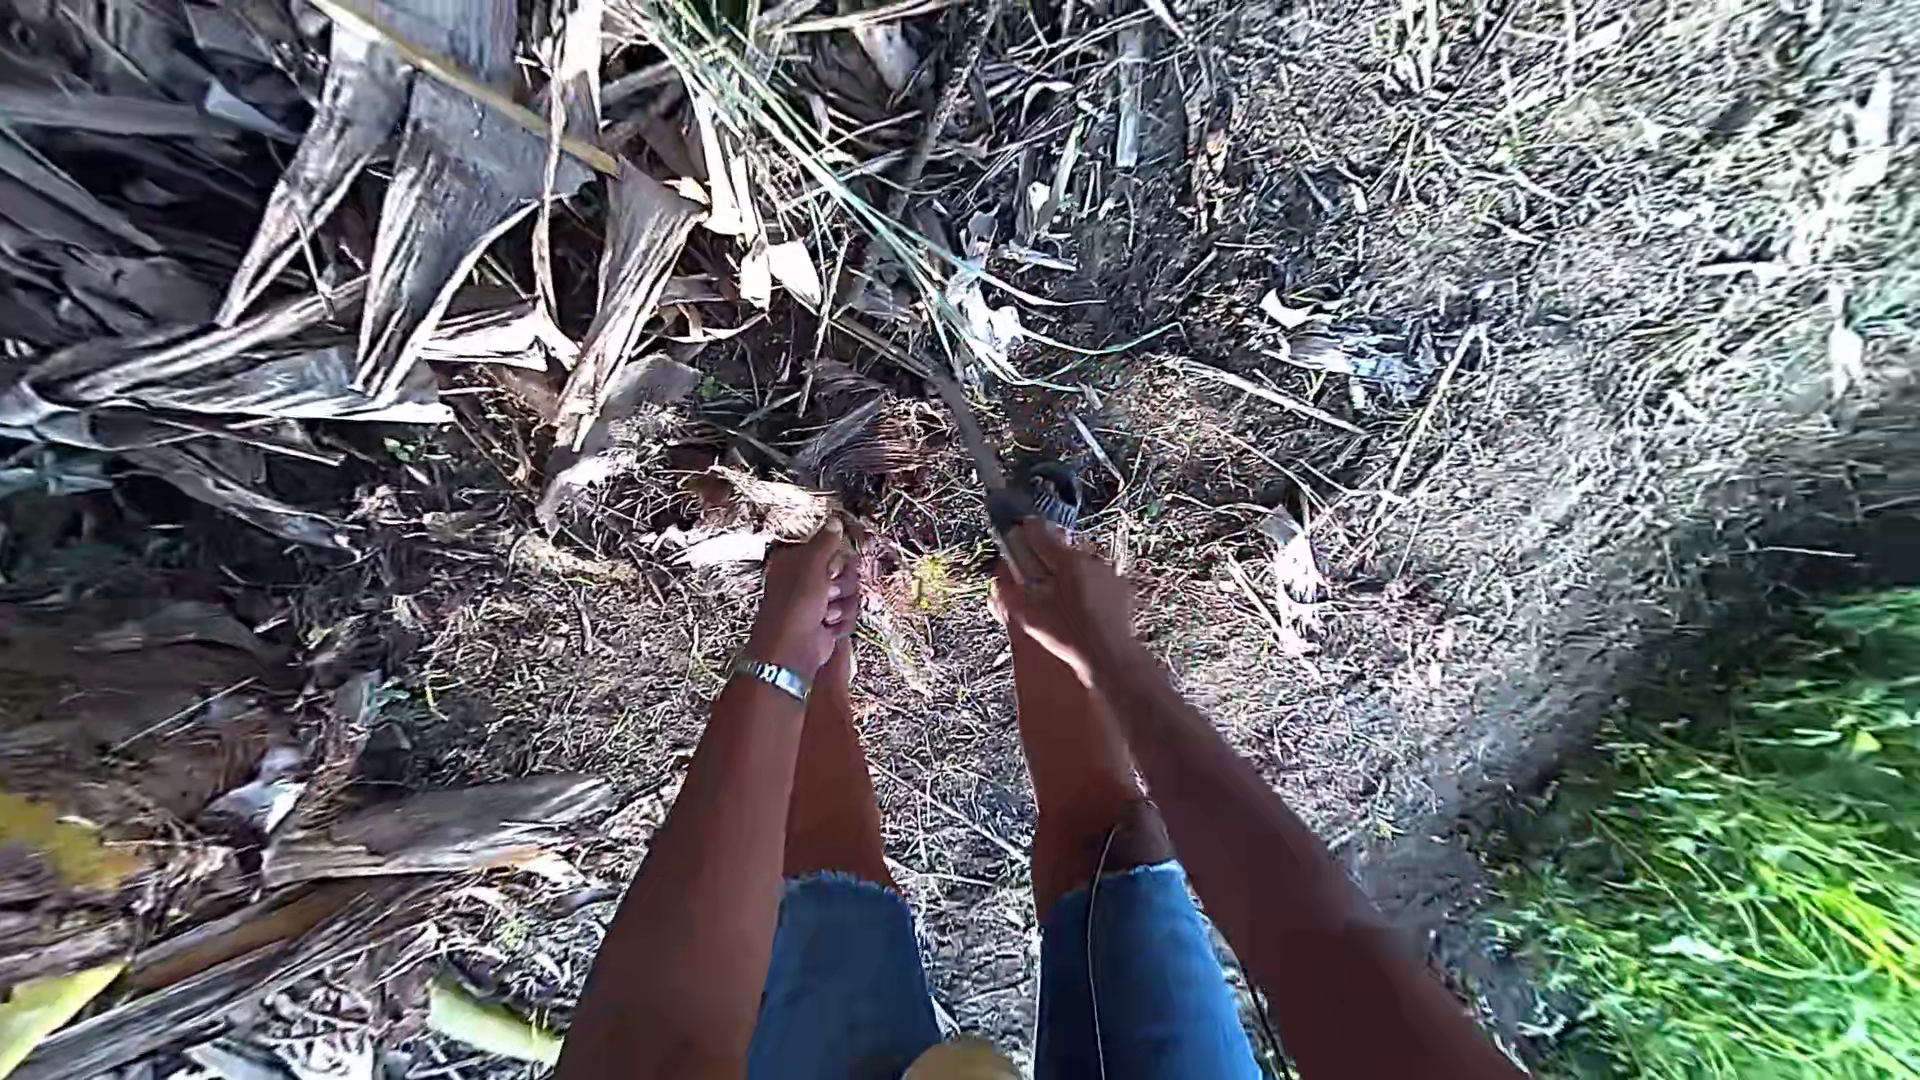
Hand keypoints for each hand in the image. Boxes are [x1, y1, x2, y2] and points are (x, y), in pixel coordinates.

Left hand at [746, 518, 858, 677]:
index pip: (831, 549)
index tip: (831, 568)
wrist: (793, 650)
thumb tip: (834, 520)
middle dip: (843, 584)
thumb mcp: (810, 567)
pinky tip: (828, 627)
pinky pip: (850, 613)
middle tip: (829, 592)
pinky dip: (842, 622)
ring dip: (843, 605)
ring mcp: (820, 602)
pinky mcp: (830, 621)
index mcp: (798, 562)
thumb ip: (825, 543)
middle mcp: (808, 580)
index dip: (836, 560)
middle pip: (846, 571)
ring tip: (827, 614)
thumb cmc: (795, 606)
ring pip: (851, 593)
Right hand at [994, 521, 1136, 682]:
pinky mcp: (1119, 586)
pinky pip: (1096, 577)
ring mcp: (1107, 572)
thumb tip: (996, 582)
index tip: (1019, 527)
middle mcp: (1088, 560)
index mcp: (1066, 562)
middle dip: (1046, 559)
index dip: (1026, 530)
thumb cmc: (1069, 636)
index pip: (1040, 534)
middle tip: (1036, 577)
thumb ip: (1009, 596)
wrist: (1110, 655)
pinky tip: (1079, 605)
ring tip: (1059, 598)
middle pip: (1060, 550)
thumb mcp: (1030, 617)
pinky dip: (1085, 585)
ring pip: (1079, 563)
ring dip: (1067, 573)